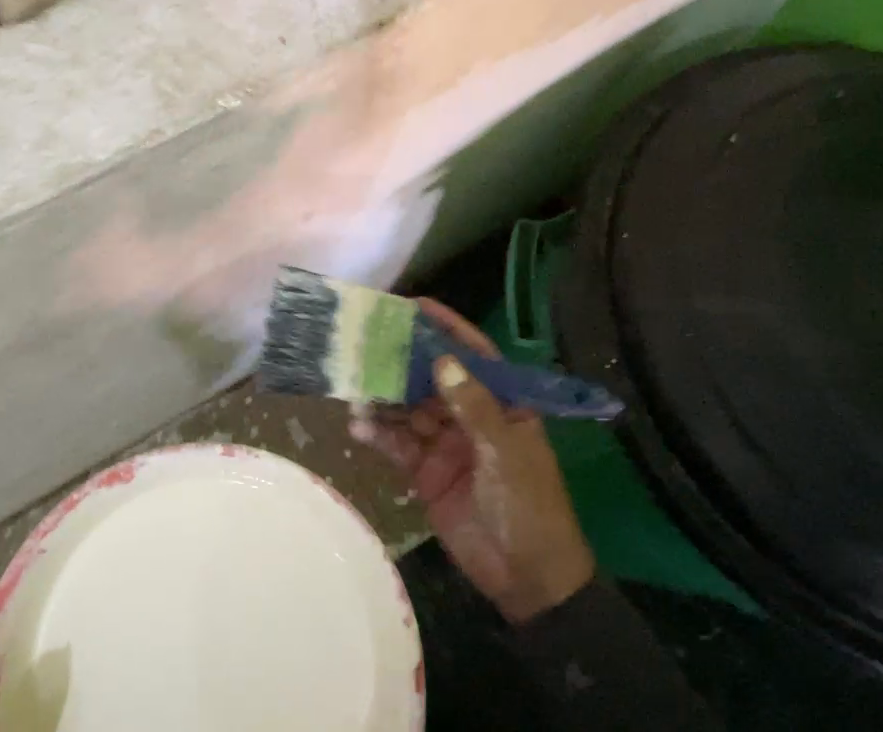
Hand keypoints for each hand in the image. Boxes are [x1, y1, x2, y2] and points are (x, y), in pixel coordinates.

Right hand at [354, 299, 596, 623]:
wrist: (526, 577)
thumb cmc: (529, 505)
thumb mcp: (505, 453)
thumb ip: (473, 407)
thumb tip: (442, 361)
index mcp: (502, 404)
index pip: (474, 356)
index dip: (447, 329)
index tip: (415, 305)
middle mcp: (471, 416)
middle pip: (432, 379)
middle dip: (402, 362)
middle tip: (366, 343)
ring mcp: (446, 443)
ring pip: (408, 410)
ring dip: (383, 400)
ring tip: (353, 387)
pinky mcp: (425, 472)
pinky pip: (397, 445)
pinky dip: (378, 435)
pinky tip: (358, 428)